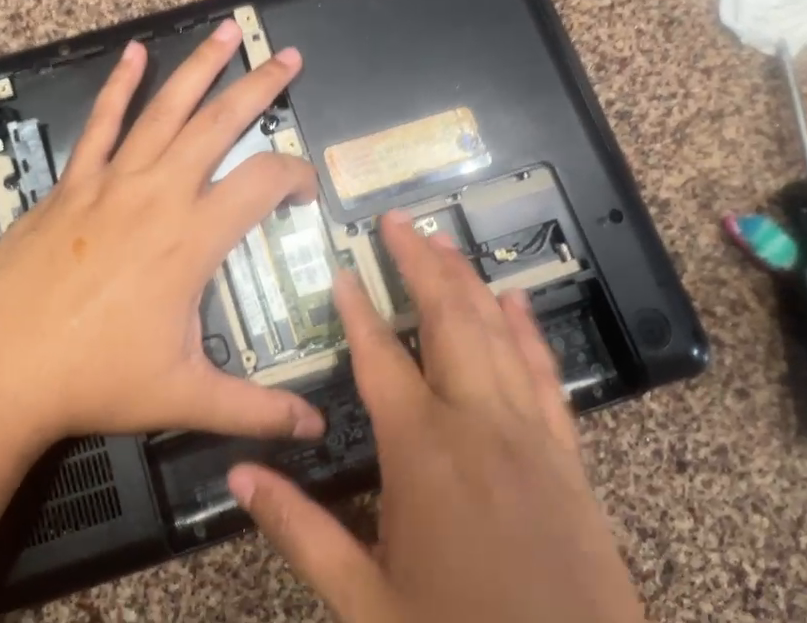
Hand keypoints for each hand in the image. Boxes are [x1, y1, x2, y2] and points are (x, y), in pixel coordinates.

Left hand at [0, 19, 327, 446]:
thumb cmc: (93, 381)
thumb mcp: (183, 398)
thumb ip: (255, 411)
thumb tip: (314, 434)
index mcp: (191, 240)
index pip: (262, 184)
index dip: (296, 177)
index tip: (305, 192)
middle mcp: (156, 196)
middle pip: (218, 125)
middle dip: (259, 88)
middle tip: (289, 57)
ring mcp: (108, 184)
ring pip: (163, 111)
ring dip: (199, 68)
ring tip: (227, 32)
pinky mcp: (69, 186)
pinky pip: (98, 126)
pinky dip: (118, 87)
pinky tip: (135, 53)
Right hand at [227, 214, 645, 622]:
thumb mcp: (365, 598)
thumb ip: (300, 530)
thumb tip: (239, 473)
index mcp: (422, 453)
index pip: (380, 358)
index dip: (358, 309)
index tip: (344, 269)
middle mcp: (478, 425)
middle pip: (449, 321)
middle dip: (422, 264)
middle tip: (399, 221)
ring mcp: (531, 436)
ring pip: (498, 335)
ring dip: (469, 282)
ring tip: (443, 242)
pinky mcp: (568, 457)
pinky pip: (545, 375)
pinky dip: (528, 331)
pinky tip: (517, 302)